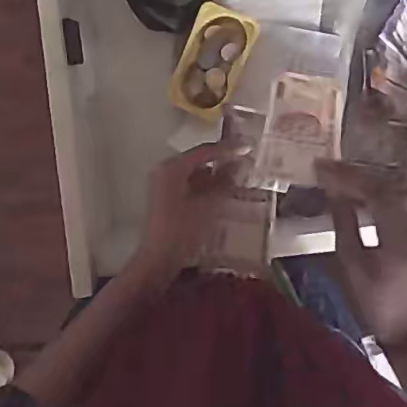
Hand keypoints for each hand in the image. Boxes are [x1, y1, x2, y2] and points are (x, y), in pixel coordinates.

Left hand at [129, 141, 238, 283]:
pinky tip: (221, 195)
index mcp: (173, 167)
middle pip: (199, 160)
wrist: (158, 260)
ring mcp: (162, 183)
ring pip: (194, 173)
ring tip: (237, 179)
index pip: (205, 151)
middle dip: (222, 162)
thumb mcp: (208, 205)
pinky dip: (205, 187)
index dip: (228, 148)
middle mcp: (165, 170)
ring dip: (214, 176)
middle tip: (245, 162)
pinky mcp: (164, 197)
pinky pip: (189, 184)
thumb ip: (225, 182)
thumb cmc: (182, 231)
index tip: (248, 146)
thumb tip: (240, 164)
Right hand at [316, 160, 406, 344]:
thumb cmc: (373, 300)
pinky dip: (373, 196)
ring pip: (391, 195)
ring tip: (337, 175)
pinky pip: (394, 205)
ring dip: (363, 184)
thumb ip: (344, 223)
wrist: (403, 326)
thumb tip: (334, 193)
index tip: (326, 169)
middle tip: (329, 167)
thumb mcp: (351, 263)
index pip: (376, 196)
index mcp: (402, 240)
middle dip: (355, 176)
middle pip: (386, 190)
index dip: (349, 178)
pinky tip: (355, 193)